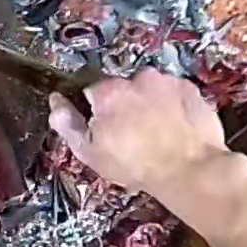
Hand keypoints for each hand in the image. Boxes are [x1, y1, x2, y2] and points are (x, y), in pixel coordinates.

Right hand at [48, 68, 246, 199]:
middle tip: (132, 135)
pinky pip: (173, 93)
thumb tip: (56, 103)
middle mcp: (136, 78)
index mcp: (107, 92)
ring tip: (156, 133)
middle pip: (123, 89)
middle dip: (124, 106)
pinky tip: (173, 128)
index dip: (97, 113)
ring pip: (149, 89)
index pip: (92, 93)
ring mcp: (166, 81)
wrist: (188, 169)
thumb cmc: (134, 165)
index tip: (105, 131)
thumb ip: (67, 124)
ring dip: (149, 104)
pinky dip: (171, 106)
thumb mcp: (90, 152)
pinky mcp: (190, 88)